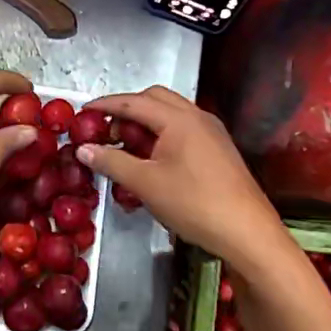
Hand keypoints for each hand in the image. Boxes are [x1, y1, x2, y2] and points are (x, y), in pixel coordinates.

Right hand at [76, 87, 292, 274]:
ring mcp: (211, 132)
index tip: (84, 111)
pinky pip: (183, 130)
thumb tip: (85, 149)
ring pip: (171, 114)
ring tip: (125, 145)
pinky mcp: (218, 149)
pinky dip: (161, 135)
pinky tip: (151, 160)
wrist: (246, 231)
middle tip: (106, 130)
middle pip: (155, 99)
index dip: (106, 105)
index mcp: (179, 119)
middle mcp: (197, 117)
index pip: (134, 102)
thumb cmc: (195, 204)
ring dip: (145, 123)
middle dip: (127, 109)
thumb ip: (112, 162)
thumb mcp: (145, 183)